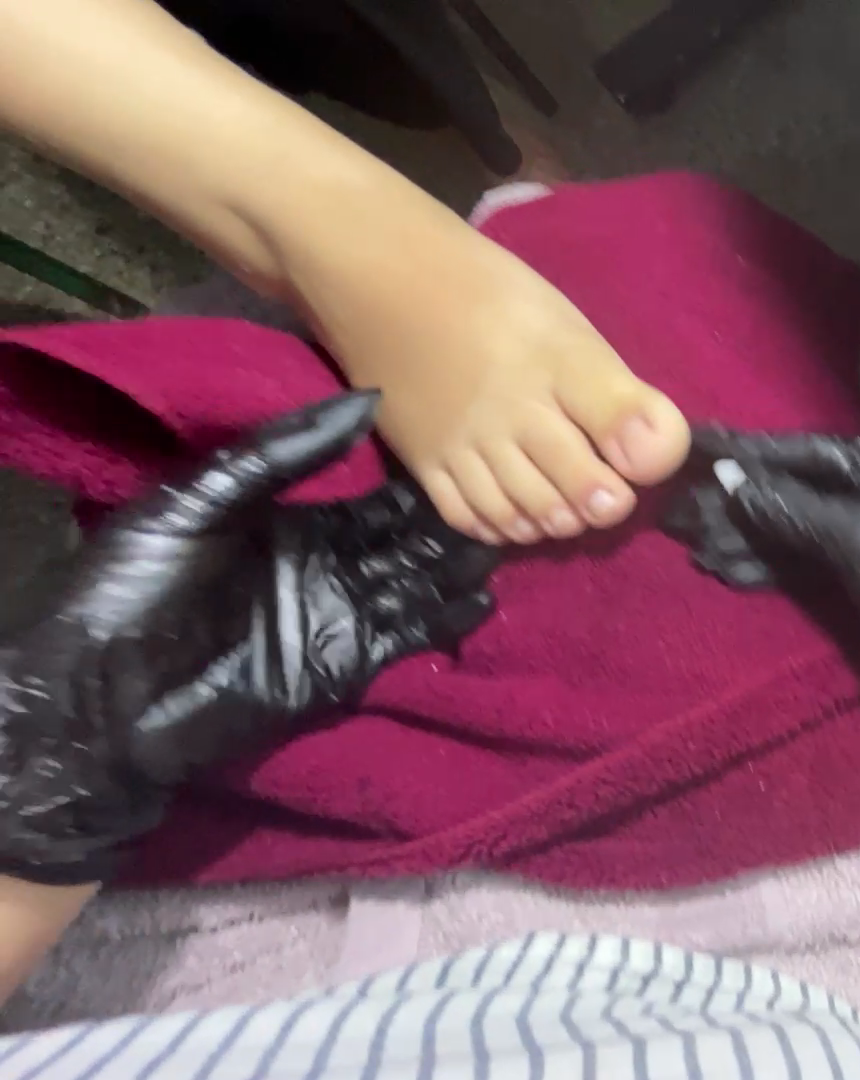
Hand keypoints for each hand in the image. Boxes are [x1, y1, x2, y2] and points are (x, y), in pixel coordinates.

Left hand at [0, 392, 499, 884]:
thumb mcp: (198, 505)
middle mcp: (338, 565)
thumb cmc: (138, 589)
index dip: (426, 484)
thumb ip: (278, 456)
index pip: (383, 499)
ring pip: (424, 582)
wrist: (101, 702)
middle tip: (512, 504)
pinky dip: (450, 618)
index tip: (475, 460)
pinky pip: (415, 633)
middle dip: (458, 525)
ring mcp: (350, 614)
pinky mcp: (356, 660)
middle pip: (415, 540)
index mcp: (304, 525)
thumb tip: (365, 401)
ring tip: (508, 545)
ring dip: (463, 566)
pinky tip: (483, 600)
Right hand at [297, 221, 690, 545]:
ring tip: (566, 507)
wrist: (382, 273)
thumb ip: (621, 400)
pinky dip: (503, 527)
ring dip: (555, 521)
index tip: (637, 470)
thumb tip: (657, 459)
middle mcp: (513, 415)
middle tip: (603, 496)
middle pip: (570, 494)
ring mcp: (462, 442)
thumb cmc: (499, 303)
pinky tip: (520, 516)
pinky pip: (467, 516)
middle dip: (599, 507)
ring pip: (521, 514)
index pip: (626, 434)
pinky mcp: (421, 458)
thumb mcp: (576, 337)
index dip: (643, 465)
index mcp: (564, 373)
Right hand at [694, 429, 859, 740]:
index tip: (691, 449)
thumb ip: (797, 509)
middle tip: (679, 518)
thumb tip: (731, 480)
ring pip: (799, 529)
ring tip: (695, 552)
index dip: (748, 454)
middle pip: (798, 490)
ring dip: (751, 541)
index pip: (806, 452)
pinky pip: (813, 562)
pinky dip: (775, 568)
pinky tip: (733, 573)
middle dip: (741, 506)